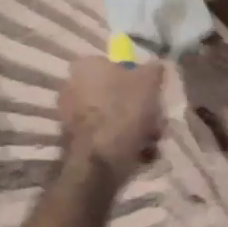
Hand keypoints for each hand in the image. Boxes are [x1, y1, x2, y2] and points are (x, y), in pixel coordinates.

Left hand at [59, 57, 165, 179]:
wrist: (100, 161)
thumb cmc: (124, 112)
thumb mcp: (149, 82)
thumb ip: (154, 69)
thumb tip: (156, 65)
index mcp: (86, 66)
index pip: (115, 64)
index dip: (138, 78)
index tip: (152, 93)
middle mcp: (72, 87)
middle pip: (116, 93)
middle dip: (139, 107)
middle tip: (157, 120)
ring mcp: (70, 116)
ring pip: (113, 117)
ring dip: (135, 128)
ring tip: (153, 142)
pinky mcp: (75, 141)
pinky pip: (106, 137)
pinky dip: (123, 144)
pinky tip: (141, 154)